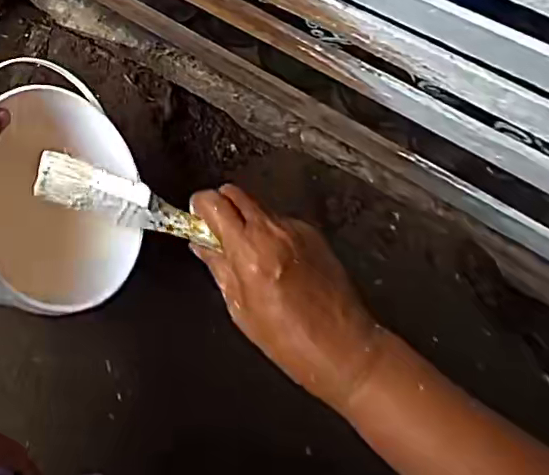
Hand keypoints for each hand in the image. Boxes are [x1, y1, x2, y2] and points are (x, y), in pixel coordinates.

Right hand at [190, 185, 386, 412]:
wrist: (350, 355)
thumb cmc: (293, 342)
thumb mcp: (240, 308)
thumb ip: (218, 267)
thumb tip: (201, 245)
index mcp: (249, 252)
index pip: (212, 201)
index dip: (199, 207)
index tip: (197, 221)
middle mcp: (273, 234)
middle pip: (233, 192)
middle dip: (221, 206)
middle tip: (219, 231)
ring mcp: (296, 233)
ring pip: (257, 205)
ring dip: (246, 219)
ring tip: (251, 251)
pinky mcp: (315, 237)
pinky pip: (281, 221)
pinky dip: (271, 232)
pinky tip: (278, 260)